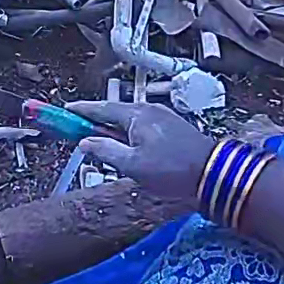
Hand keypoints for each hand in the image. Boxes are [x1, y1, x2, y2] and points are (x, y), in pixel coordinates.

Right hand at [66, 101, 214, 205]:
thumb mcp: (132, 165)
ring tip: (106, 143)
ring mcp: (163, 117)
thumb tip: (84, 142)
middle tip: (81, 129)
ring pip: (130, 119)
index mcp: (135, 114)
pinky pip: (143, 125)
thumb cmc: (172, 170)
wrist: (216, 175)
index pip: (100, 109)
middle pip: (115, 112)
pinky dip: (130, 132)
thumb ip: (105, 150)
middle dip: (97, 121)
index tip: (66, 110)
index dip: (81, 110)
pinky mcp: (174, 127)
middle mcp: (148, 109)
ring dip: (114, 129)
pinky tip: (130, 147)